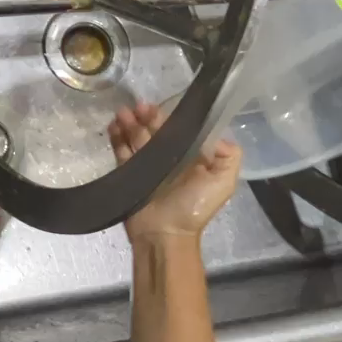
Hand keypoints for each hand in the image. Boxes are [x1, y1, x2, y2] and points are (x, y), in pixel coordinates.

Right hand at [108, 101, 241, 245]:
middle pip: (157, 131)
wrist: (163, 234)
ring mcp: (147, 164)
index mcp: (192, 158)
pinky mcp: (129, 172)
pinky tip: (113, 126)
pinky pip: (122, 150)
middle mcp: (170, 158)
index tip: (160, 108)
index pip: (181, 130)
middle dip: (147, 117)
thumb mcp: (223, 183)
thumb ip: (228, 157)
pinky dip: (117, 137)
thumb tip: (214, 132)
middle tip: (138, 107)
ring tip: (122, 114)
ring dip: (129, 123)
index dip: (170, 117)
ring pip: (137, 137)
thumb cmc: (192, 207)